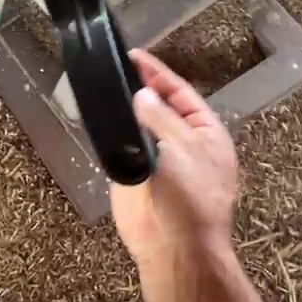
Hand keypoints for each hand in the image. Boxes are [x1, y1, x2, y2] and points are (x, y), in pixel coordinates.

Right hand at [110, 50, 239, 270]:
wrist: (174, 247)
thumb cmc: (192, 198)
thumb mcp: (184, 150)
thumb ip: (161, 118)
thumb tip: (142, 94)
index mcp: (205, 134)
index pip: (180, 93)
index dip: (158, 74)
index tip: (134, 55)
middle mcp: (180, 142)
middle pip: (158, 106)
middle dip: (139, 88)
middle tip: (113, 68)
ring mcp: (154, 158)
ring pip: (136, 126)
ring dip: (122, 109)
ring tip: (101, 86)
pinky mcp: (131, 174)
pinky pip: (119, 148)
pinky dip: (110, 133)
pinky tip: (96, 117)